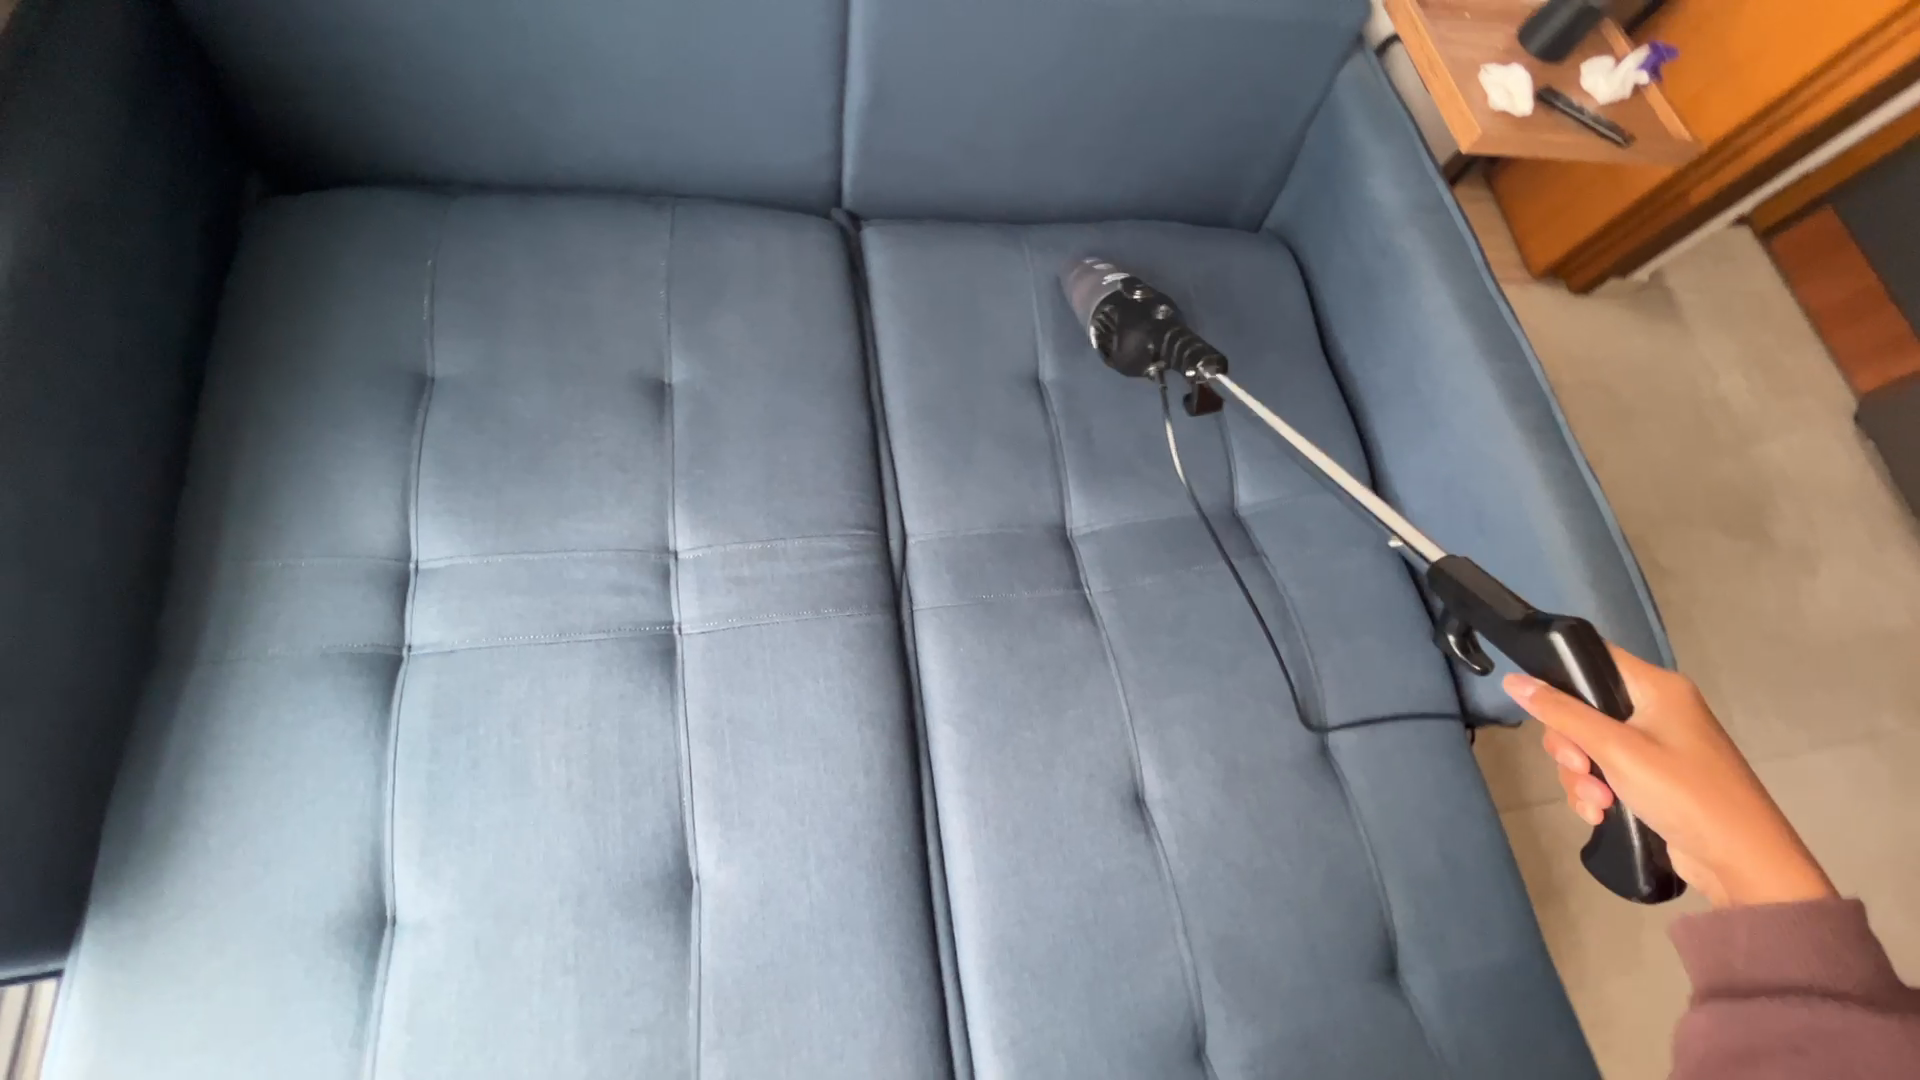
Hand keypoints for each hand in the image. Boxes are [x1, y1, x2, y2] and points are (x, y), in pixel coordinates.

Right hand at [1502, 647, 1834, 908]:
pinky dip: (1592, 790)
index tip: (1539, 703)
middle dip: (1569, 745)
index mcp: (1657, 689)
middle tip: (1579, 767)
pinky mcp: (1648, 776)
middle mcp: (1653, 711)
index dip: (1559, 672)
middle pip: (1578, 707)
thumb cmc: (1686, 794)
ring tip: (1596, 802)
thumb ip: (1561, 713)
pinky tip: (1599, 812)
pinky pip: (1599, 770)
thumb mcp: (1615, 750)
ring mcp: (1652, 745)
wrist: (1744, 866)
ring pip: (1583, 743)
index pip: (1593, 656)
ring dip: (1579, 775)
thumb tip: (1514, 680)